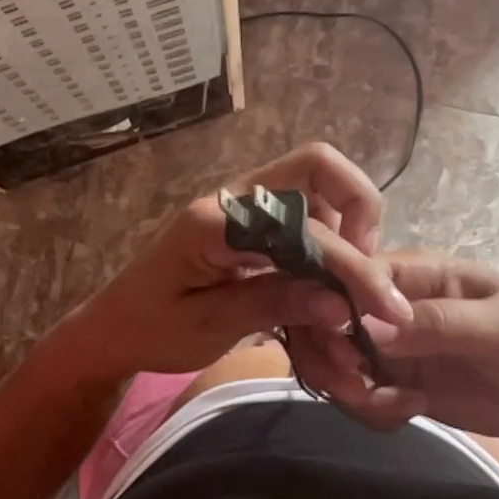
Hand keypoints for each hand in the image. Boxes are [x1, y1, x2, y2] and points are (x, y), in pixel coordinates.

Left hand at [54, 143, 414, 380]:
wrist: (112, 329)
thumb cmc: (150, 329)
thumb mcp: (209, 326)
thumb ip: (274, 305)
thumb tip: (342, 304)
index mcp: (215, 220)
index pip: (302, 222)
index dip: (350, 264)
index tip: (385, 309)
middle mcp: (232, 200)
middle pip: (317, 168)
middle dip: (360, 214)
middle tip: (371, 278)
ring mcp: (241, 209)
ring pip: (316, 192)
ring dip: (348, 233)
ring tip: (358, 292)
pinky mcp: (248, 228)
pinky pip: (302, 220)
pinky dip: (328, 249)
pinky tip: (334, 293)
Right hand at [287, 251, 498, 444]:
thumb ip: (440, 323)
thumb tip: (371, 326)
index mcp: (411, 271)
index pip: (350, 270)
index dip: (332, 296)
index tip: (342, 333)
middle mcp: (384, 303)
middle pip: (323, 314)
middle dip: (329, 351)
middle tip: (358, 382)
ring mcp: (382, 344)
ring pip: (328, 357)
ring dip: (345, 386)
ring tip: (392, 406)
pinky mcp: (385, 382)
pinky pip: (349, 393)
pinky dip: (366, 409)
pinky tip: (405, 414)